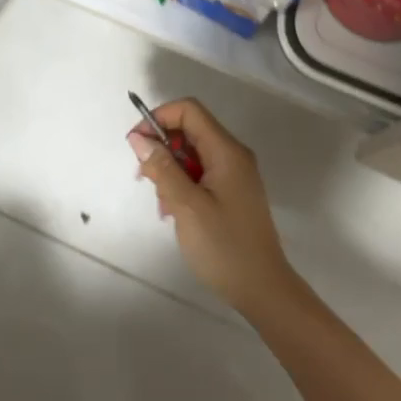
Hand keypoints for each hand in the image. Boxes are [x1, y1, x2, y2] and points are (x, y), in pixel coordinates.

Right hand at [128, 98, 300, 314]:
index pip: (189, 110)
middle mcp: (233, 155)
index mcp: (226, 151)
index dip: (159, 118)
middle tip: (145, 180)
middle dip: (162, 148)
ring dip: (170, 170)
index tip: (137, 145)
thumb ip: (162, 168)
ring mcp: (234, 175)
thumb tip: (138, 138)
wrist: (263, 290)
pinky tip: (175, 212)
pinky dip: (183, 185)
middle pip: (190, 131)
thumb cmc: (224, 246)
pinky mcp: (232, 193)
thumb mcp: (186, 206)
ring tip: (163, 205)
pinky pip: (201, 174)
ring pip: (192, 154)